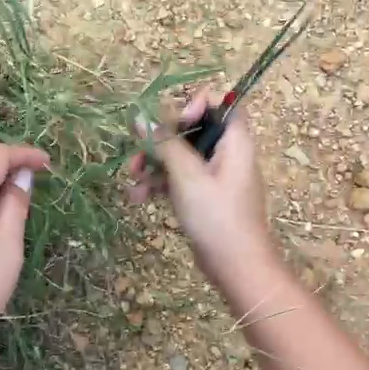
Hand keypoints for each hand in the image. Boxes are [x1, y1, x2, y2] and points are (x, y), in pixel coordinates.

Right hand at [127, 91, 275, 270]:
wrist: (236, 265)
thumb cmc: (217, 215)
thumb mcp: (187, 175)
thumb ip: (165, 143)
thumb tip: (140, 117)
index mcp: (233, 142)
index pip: (220, 103)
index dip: (194, 104)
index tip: (174, 121)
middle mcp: (226, 154)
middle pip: (191, 130)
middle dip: (160, 139)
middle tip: (140, 149)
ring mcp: (213, 176)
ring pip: (179, 155)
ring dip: (153, 163)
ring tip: (132, 177)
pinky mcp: (202, 196)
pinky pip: (177, 179)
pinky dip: (158, 183)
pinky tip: (137, 196)